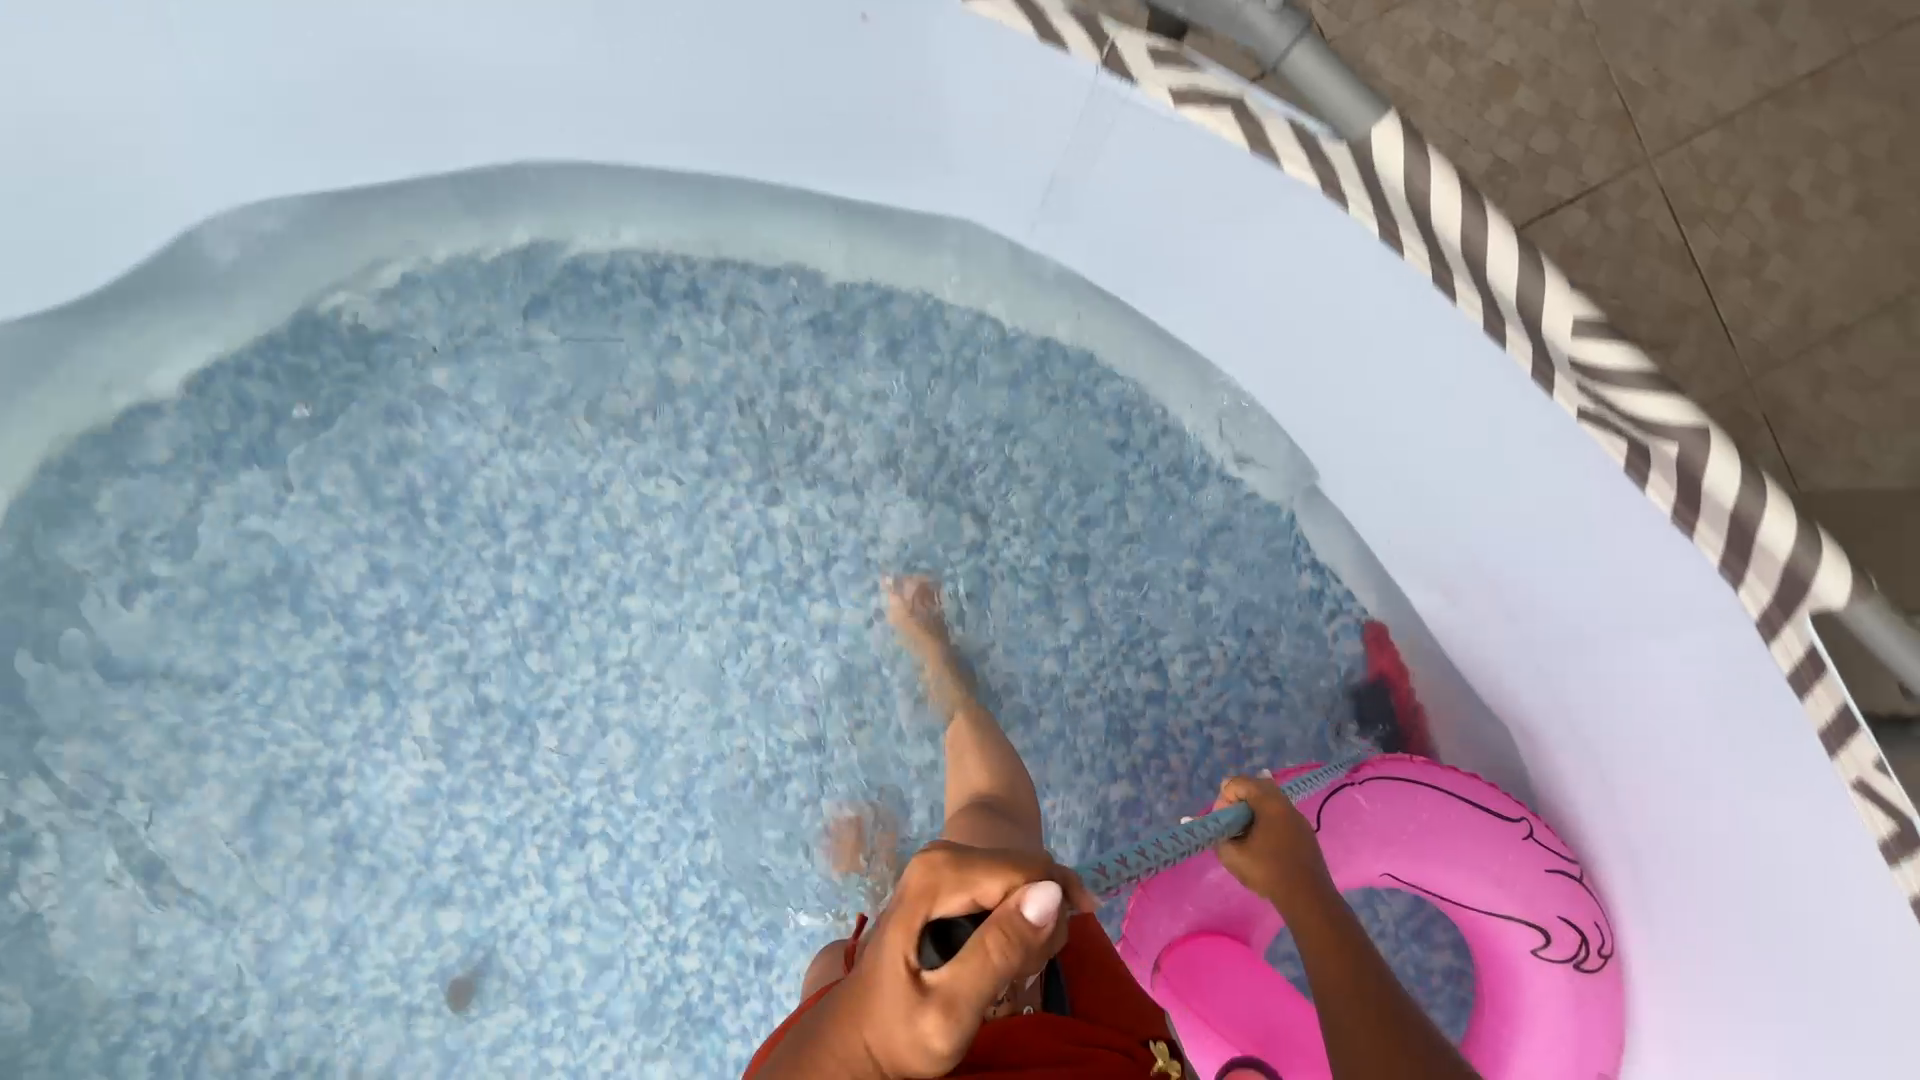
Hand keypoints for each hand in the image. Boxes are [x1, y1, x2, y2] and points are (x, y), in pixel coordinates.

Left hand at [838, 841, 1096, 1078]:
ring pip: (1023, 879)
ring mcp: (945, 861)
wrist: (856, 1039)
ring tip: (1004, 974)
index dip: (1052, 916)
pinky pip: (1007, 887)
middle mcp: (943, 854)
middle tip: (1016, 977)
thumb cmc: (899, 1033)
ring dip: (1030, 929)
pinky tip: (998, 959)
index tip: (1037, 969)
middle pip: (1029, 872)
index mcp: (939, 875)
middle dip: (1039, 925)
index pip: (1032, 871)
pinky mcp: (950, 875)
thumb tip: (1051, 894)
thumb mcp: (951, 1010)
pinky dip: (1016, 925)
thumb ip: (998, 951)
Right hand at [1213, 773, 1335, 915]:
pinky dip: (1267, 820)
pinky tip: (1263, 842)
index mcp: (1269, 803)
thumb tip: (1189, 819)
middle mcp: (1285, 804)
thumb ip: (1213, 834)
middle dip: (1239, 800)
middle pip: (1257, 785)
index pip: (1238, 782)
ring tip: (1246, 834)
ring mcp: (1298, 818)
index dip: (1224, 798)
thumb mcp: (1232, 855)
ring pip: (1271, 800)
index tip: (1223, 822)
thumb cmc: (1268, 872)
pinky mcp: (1304, 832)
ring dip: (1254, 810)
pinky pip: (1281, 814)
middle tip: (1232, 823)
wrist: (1308, 898)